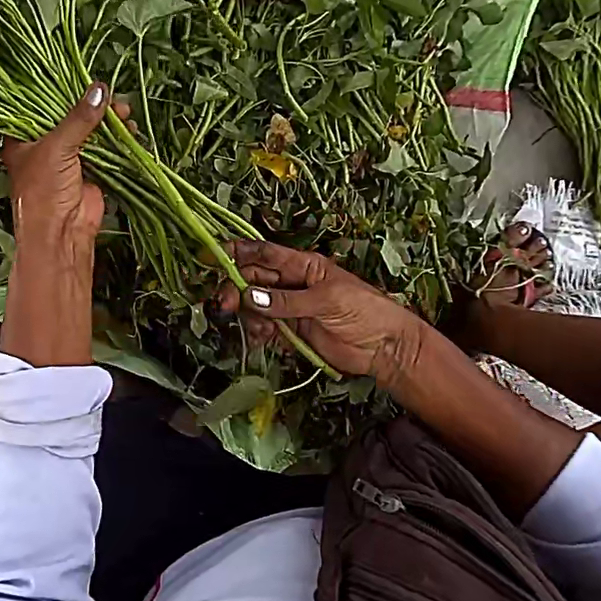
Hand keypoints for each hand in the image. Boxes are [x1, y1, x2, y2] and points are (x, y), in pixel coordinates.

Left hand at [0, 83, 126, 366]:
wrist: (62, 234)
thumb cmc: (44, 191)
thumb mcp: (57, 147)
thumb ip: (79, 118)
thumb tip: (101, 90)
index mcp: (23, 138)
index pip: (40, 105)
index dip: (62, 90)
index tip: (84, 77)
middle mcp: (44, 146)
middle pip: (70, 118)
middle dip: (92, 107)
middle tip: (113, 97)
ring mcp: (69, 159)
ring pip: (90, 134)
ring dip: (109, 124)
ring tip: (126, 113)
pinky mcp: (90, 172)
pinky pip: (106, 151)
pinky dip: (118, 142)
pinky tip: (130, 132)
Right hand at [216, 240, 428, 387]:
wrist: (385, 347)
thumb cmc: (365, 311)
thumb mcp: (327, 301)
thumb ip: (287, 301)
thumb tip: (251, 296)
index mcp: (304, 265)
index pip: (266, 253)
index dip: (240, 252)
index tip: (216, 256)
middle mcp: (293, 283)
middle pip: (255, 280)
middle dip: (237, 289)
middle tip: (225, 305)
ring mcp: (291, 308)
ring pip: (256, 306)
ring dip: (249, 316)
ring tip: (258, 330)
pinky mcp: (293, 332)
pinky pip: (266, 328)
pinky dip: (258, 334)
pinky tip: (262, 340)